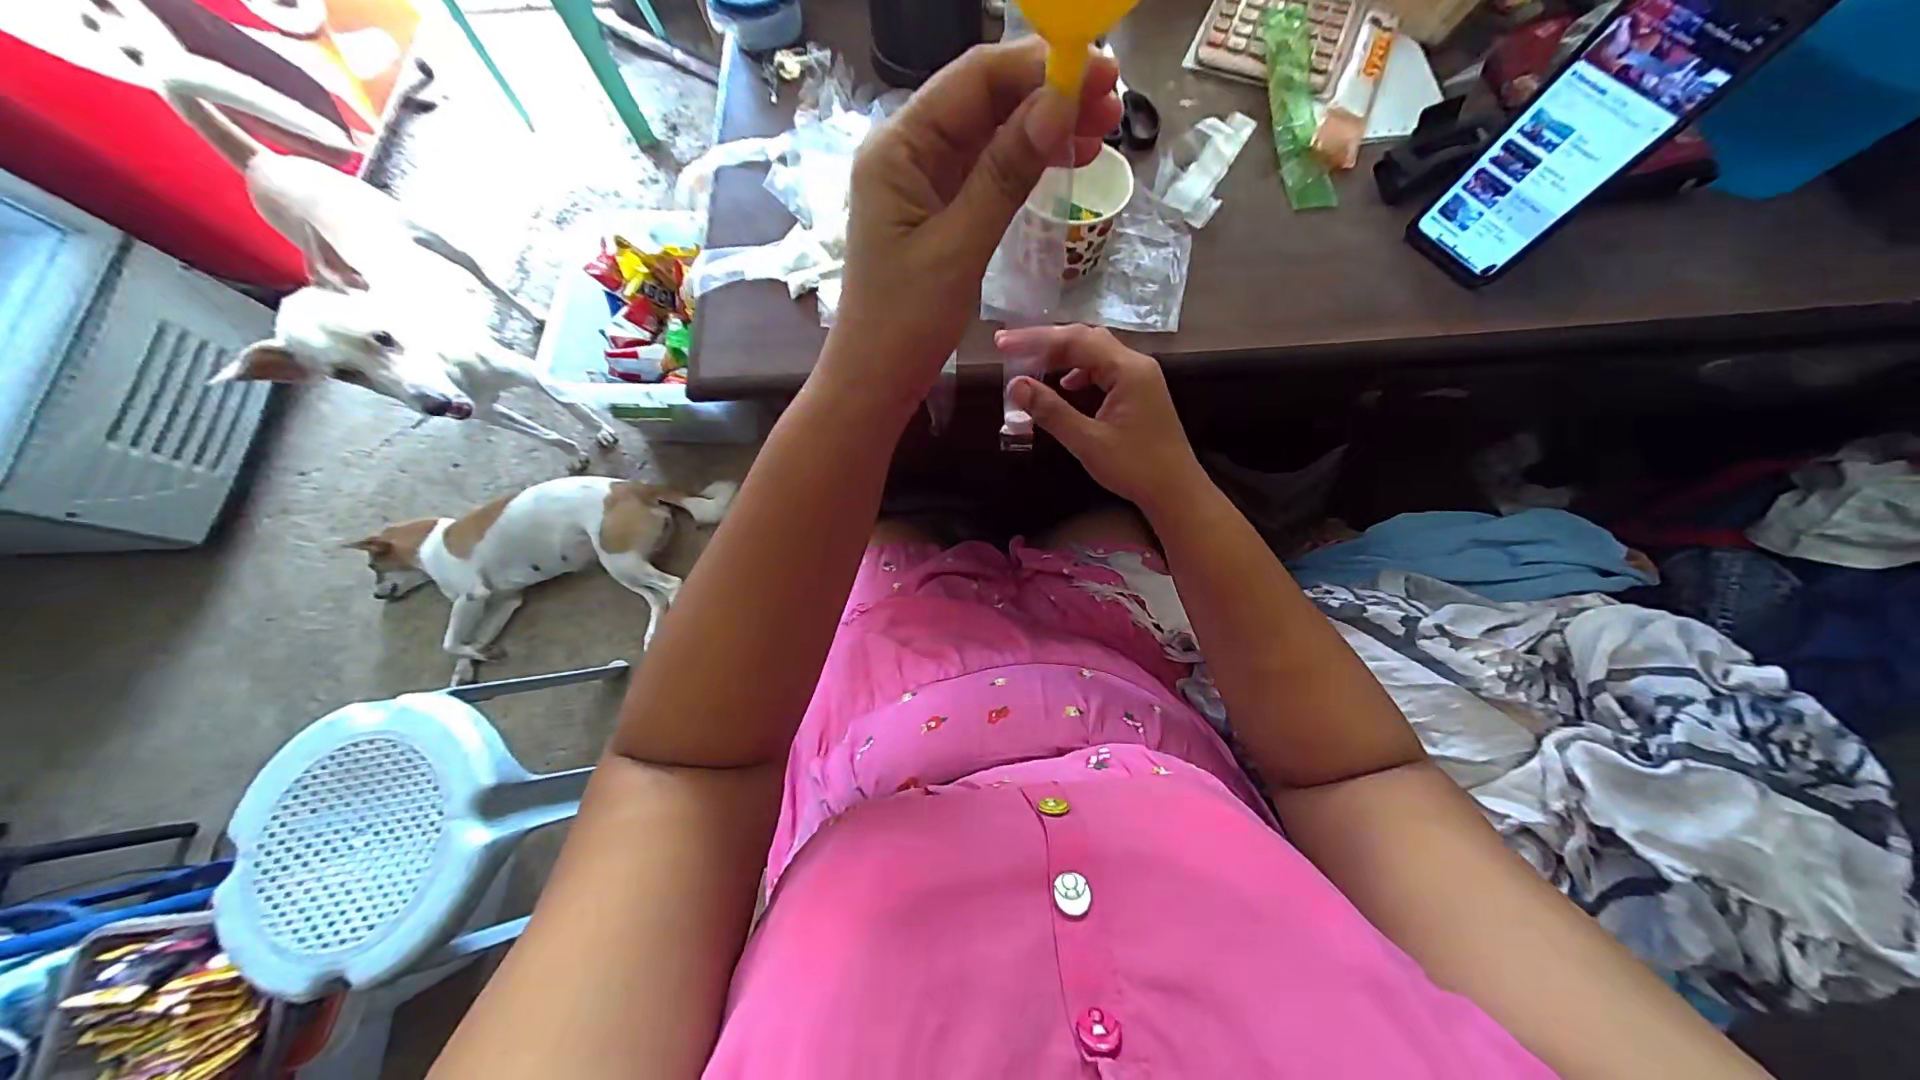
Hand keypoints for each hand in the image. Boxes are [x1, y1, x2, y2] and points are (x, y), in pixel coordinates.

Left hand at [821, 40, 1120, 413]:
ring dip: (1044, 127)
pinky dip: (1026, 163)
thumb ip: (1006, 174)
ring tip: (1103, 130)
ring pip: (991, 135)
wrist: (875, 378)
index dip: (1038, 68)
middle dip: (1047, 94)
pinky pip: (987, 171)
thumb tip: (1059, 105)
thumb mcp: (959, 247)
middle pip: (984, 101)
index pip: (974, 81)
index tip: (1101, 72)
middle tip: (1112, 104)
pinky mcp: (938, 210)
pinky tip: (1067, 159)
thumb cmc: (905, 322)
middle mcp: (907, 152)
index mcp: (898, 149)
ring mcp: (922, 182)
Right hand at [1001, 325, 1207, 515]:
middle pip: (1085, 339)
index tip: (1002, 344)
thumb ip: (1051, 411)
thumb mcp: (1088, 441)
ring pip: (1094, 352)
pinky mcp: (1139, 391)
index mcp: (1128, 369)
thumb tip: (1016, 386)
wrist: (1175, 491)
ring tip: (1031, 364)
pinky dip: (1078, 371)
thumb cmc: (1135, 468)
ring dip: (1061, 355)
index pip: (1075, 341)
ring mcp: (1140, 377)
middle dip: (1046, 342)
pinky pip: (1104, 369)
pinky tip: (1064, 385)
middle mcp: (1136, 364)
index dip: (1035, 340)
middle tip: (1010, 348)